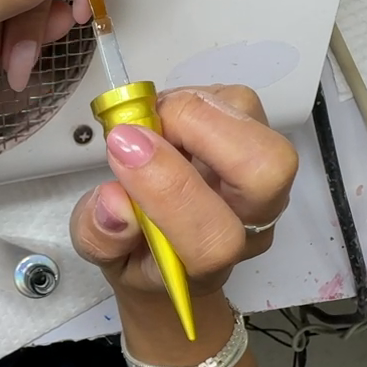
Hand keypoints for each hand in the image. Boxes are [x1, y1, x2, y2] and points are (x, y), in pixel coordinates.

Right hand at [69, 85, 297, 305]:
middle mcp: (249, 224)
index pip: (215, 238)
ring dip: (193, 112)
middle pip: (266, 171)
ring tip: (147, 127)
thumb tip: (112, 199)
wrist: (169, 255)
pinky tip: (164, 122)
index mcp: (209, 265)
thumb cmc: (138, 257)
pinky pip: (240, 106)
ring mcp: (263, 183)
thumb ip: (99, 236)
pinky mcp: (258, 143)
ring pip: (255, 129)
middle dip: (202, 130)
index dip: (171, 189)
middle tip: (143, 126)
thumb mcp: (102, 258)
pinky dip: (195, 101)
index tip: (122, 149)